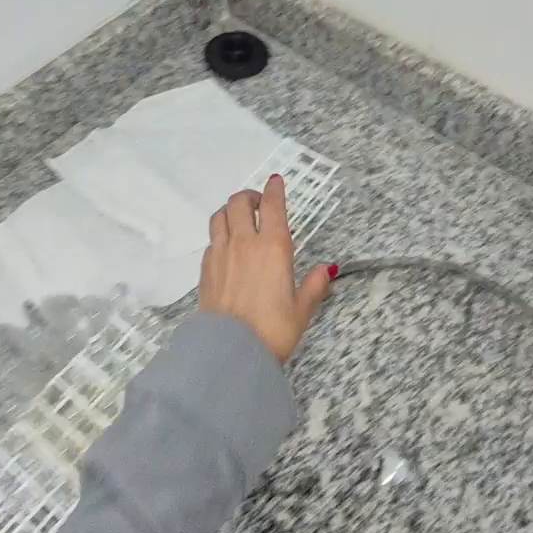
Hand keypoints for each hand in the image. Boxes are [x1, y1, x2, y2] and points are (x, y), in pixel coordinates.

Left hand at [198, 174, 335, 363]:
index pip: (273, 206)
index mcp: (273, 248)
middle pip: (240, 202)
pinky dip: (220, 234)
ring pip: (220, 216)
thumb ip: (314, 287)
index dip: (274, 189)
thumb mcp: (301, 311)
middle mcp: (245, 243)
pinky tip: (227, 248)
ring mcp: (220, 253)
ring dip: (230, 210)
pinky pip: (211, 239)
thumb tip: (327, 270)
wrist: (229, 351)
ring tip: (240, 219)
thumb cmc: (272, 330)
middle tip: (259, 203)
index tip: (276, 181)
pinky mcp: (205, 268)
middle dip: (250, 196)